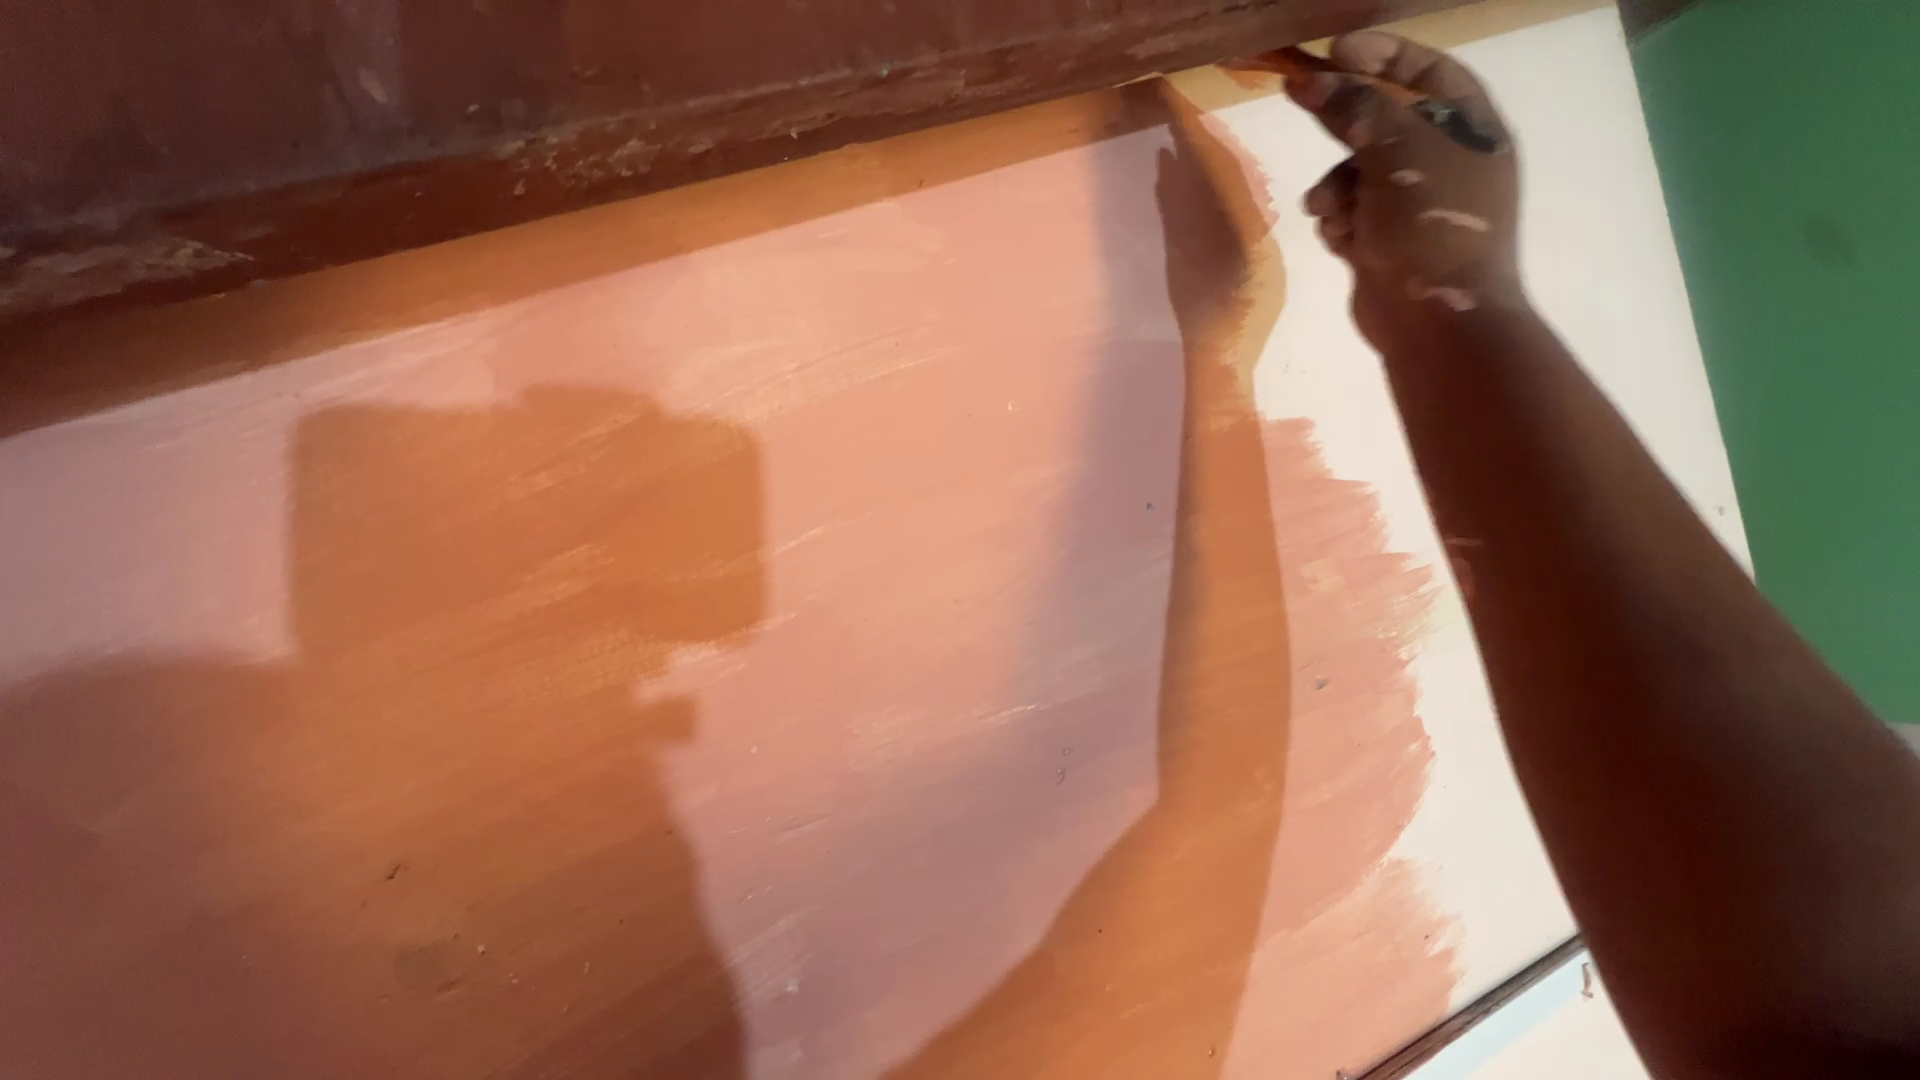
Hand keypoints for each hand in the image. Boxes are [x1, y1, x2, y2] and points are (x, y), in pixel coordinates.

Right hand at [1281, 33, 1522, 348]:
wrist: (1433, 319)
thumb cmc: (1432, 225)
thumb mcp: (1398, 152)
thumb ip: (1356, 108)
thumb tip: (1312, 78)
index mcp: (1471, 130)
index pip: (1428, 72)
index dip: (1382, 55)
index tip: (1335, 50)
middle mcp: (1445, 163)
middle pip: (1383, 121)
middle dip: (1344, 121)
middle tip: (1297, 94)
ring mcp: (1412, 207)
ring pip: (1355, 173)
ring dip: (1335, 187)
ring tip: (1330, 209)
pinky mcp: (1382, 243)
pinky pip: (1348, 215)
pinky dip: (1338, 222)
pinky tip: (1340, 239)